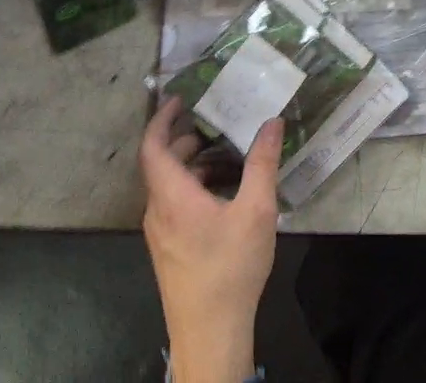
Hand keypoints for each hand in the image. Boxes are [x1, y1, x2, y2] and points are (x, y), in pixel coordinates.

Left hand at [140, 97, 282, 382]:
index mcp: (172, 197)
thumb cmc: (231, 265)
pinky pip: (177, 203)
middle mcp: (158, 211)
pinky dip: (197, 185)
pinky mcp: (170, 248)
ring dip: (195, 163)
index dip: (162, 119)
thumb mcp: (257, 210)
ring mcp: (161, 233)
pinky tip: (229, 191)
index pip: (153, 148)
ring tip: (231, 152)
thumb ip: (262, 163)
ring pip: (171, 186)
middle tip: (220, 121)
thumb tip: (272, 122)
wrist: (210, 329)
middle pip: (162, 164)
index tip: (181, 98)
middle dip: (187, 138)